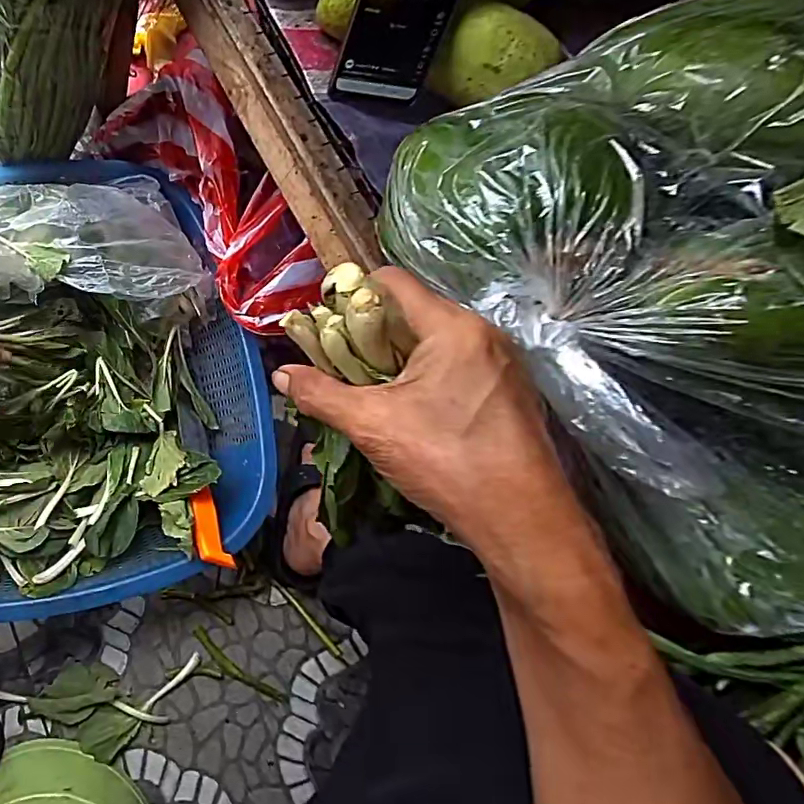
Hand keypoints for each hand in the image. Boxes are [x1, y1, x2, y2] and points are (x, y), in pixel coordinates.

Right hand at [273, 268, 589, 558]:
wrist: (522, 521)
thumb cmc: (447, 461)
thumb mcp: (371, 424)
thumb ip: (320, 394)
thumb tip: (281, 375)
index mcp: (452, 328)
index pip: (393, 282)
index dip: (351, 292)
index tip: (323, 321)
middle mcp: (483, 334)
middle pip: (411, 310)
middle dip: (368, 330)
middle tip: (336, 359)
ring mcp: (501, 362)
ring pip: (432, 339)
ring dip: (393, 354)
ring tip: (364, 384)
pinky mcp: (507, 390)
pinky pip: (454, 362)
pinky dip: (421, 372)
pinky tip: (404, 406)